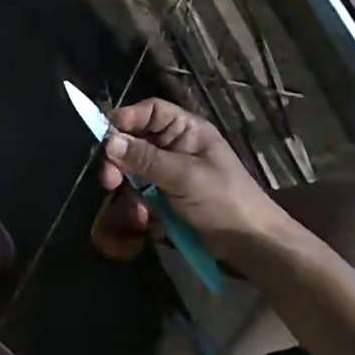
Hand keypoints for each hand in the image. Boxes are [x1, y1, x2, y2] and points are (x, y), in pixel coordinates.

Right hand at [96, 98, 292, 260]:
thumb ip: (145, 159)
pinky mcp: (165, 197)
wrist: (250, 244)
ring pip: (133, 172)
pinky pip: (141, 195)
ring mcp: (169, 173)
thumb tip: (109, 142)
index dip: (126, 118)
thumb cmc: (224, 200)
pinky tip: (149, 223)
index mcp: (187, 130)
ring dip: (131, 193)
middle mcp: (175, 146)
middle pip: (134, 142)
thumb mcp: (184, 176)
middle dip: (120, 163)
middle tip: (110, 182)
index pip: (150, 111)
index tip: (104, 136)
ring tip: (139, 213)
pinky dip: (140, 209)